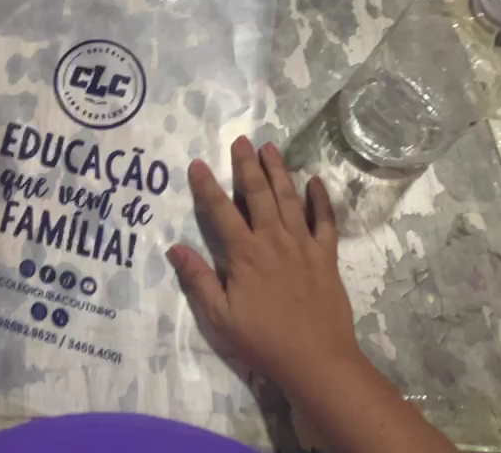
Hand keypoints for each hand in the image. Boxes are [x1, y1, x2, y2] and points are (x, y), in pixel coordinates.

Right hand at [169, 137, 363, 394]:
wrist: (318, 361)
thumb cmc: (264, 340)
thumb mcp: (221, 317)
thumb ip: (198, 280)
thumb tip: (174, 247)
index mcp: (245, 253)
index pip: (221, 211)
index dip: (207, 186)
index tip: (198, 163)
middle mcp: (273, 239)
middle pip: (258, 194)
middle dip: (247, 165)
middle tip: (241, 140)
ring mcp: (303, 245)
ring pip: (289, 199)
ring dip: (279, 171)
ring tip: (270, 147)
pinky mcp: (326, 256)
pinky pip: (325, 222)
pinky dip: (321, 200)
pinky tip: (315, 181)